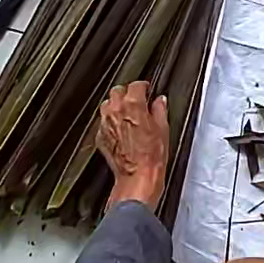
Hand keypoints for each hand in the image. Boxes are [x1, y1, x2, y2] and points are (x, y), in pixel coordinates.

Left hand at [96, 82, 168, 211]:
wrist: (138, 177)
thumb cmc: (151, 156)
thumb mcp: (163, 128)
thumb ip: (159, 110)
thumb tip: (159, 101)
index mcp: (133, 105)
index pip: (135, 85)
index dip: (143, 86)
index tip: (147, 89)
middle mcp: (116, 111)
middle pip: (117, 91)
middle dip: (127, 93)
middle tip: (136, 100)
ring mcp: (105, 123)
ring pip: (107, 105)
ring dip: (116, 105)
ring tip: (126, 113)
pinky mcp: (100, 136)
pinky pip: (103, 122)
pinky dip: (110, 121)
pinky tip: (120, 129)